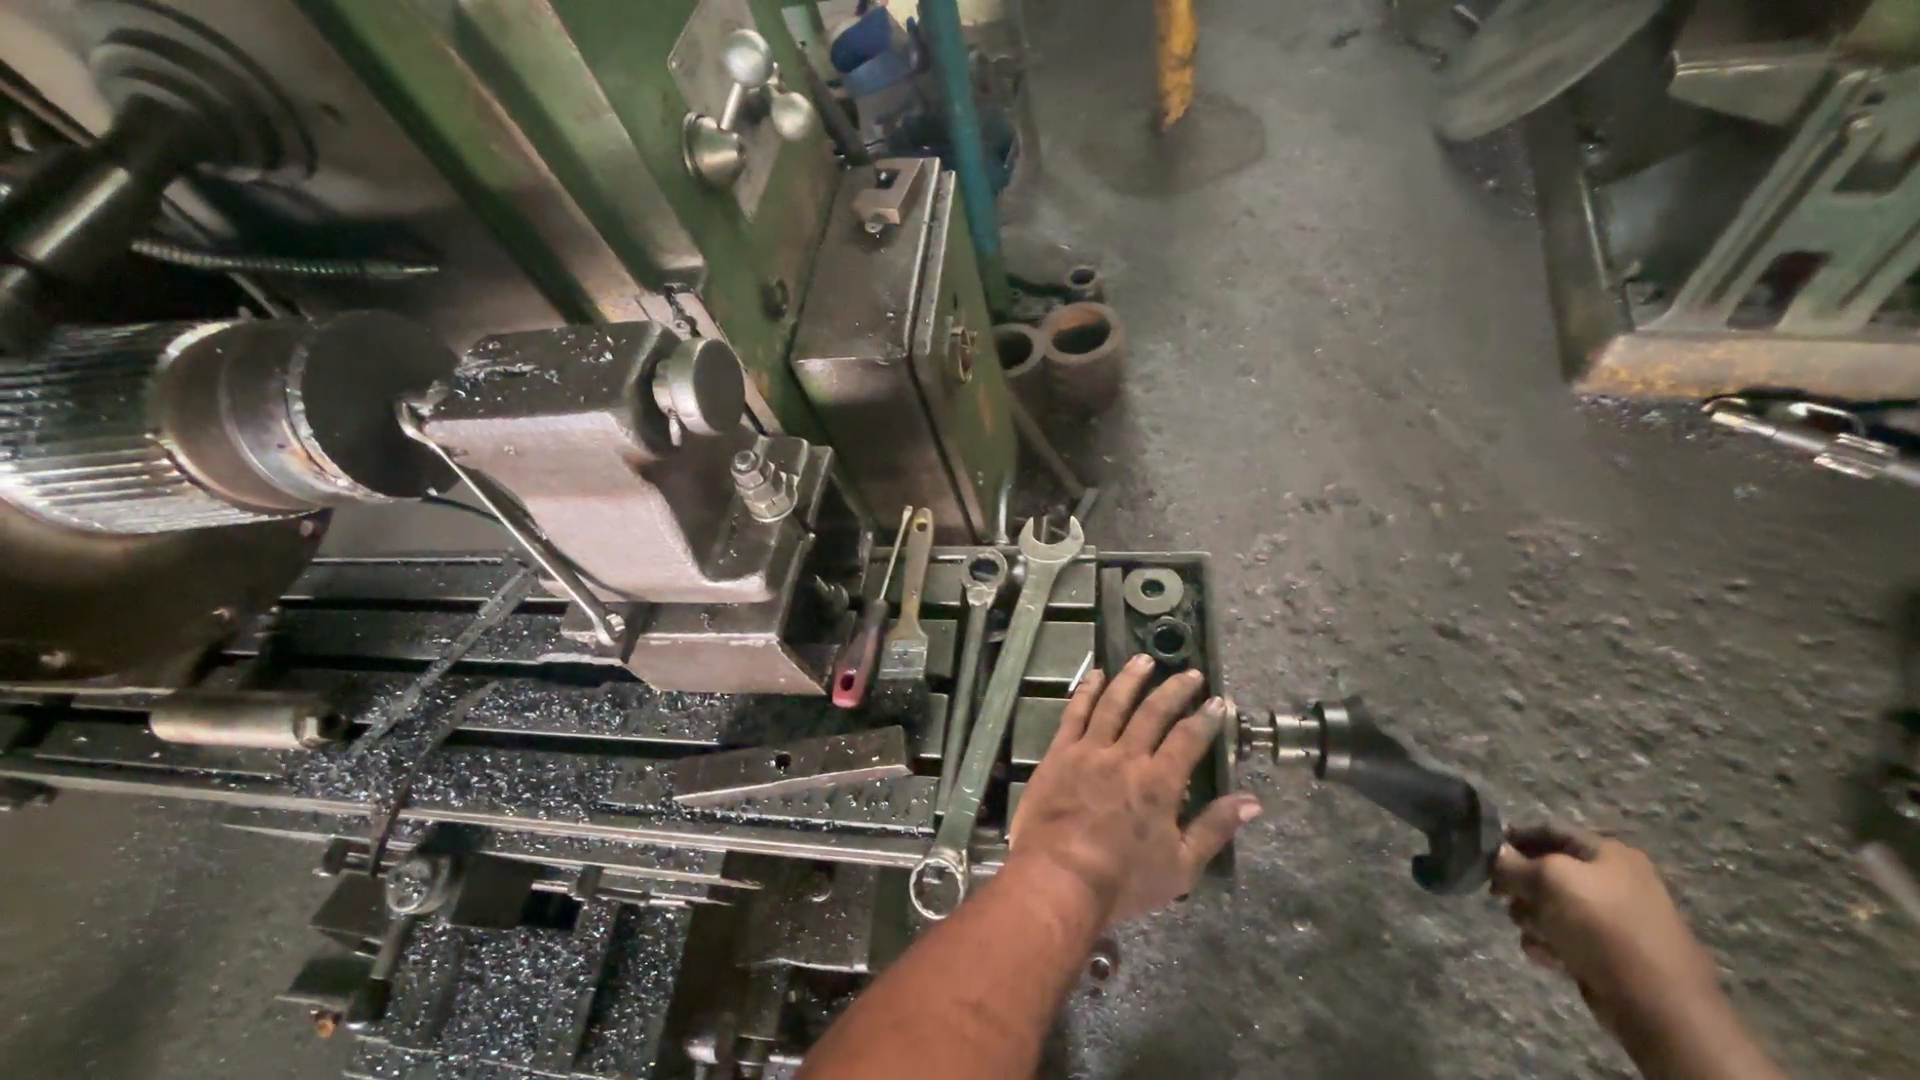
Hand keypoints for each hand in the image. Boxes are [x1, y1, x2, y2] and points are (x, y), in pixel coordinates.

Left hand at [1007, 654, 1261, 925]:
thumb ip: (1215, 829)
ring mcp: (1089, 751)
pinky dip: (1087, 691)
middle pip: (1153, 712)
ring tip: (1144, 660)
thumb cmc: (1122, 881)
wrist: (1057, 880)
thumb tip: (1252, 802)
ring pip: (1113, 703)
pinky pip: (1074, 713)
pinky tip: (1095, 676)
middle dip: (1175, 690)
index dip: (1206, 718)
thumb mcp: (1180, 866)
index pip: (1189, 738)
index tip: (1219, 702)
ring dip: (1131, 679)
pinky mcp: (1059, 753)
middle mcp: (1126, 756)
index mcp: (1159, 782)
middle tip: (1190, 674)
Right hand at [1494, 824, 1723, 1034]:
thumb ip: (1512, 863)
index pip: (1549, 830)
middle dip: (1521, 886)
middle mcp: (1613, 880)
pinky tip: (1547, 956)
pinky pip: (1563, 936)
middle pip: (1546, 870)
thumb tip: (1495, 854)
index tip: (1484, 855)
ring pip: (1550, 906)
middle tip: (1501, 898)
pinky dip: (1548, 943)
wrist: (1656, 1001)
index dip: (1514, 838)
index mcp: (1608, 853)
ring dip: (1531, 918)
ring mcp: (1611, 917)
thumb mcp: (1549, 880)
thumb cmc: (1602, 926)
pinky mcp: (1607, 951)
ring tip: (1534, 934)